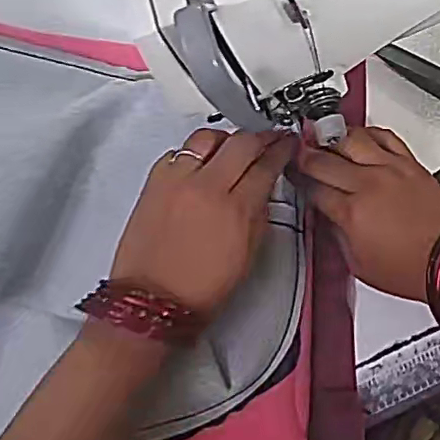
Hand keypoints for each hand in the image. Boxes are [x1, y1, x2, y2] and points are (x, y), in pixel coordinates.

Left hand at [111, 128, 294, 315]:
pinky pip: (178, 151)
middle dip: (261, 137)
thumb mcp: (248, 254)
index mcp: (236, 209)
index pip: (267, 164)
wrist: (152, 302)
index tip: (287, 144)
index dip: (282, 149)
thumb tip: (264, 188)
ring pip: (207, 137)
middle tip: (269, 138)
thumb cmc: (198, 289)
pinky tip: (200, 163)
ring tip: (231, 148)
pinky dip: (193, 153)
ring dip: (226, 139)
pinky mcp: (154, 182)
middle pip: (242, 142)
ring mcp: (177, 181)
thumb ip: (259, 214)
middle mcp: (206, 188)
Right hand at [298, 127, 439, 301]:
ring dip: (333, 138)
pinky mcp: (410, 164)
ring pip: (352, 139)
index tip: (294, 176)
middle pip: (324, 159)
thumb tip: (325, 215)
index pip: (313, 187)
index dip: (298, 180)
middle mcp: (369, 185)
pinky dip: (369, 133)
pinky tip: (361, 136)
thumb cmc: (410, 267)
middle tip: (299, 153)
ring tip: (324, 139)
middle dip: (306, 156)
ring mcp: (390, 170)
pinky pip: (385, 136)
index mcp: (352, 213)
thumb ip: (336, 234)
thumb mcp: (357, 263)